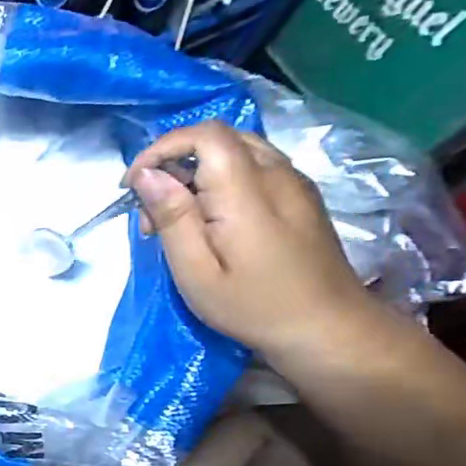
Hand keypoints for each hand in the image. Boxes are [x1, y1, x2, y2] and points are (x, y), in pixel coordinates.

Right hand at [127, 122, 385, 362]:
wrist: (330, 330)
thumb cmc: (256, 308)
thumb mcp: (198, 273)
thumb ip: (172, 217)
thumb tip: (146, 174)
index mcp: (247, 190)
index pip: (203, 135)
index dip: (162, 147)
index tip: (134, 184)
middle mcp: (275, 173)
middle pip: (218, 138)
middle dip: (175, 161)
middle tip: (152, 212)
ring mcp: (294, 181)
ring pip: (237, 149)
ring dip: (198, 170)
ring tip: (180, 216)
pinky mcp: (301, 195)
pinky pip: (255, 166)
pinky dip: (222, 178)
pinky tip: (214, 218)